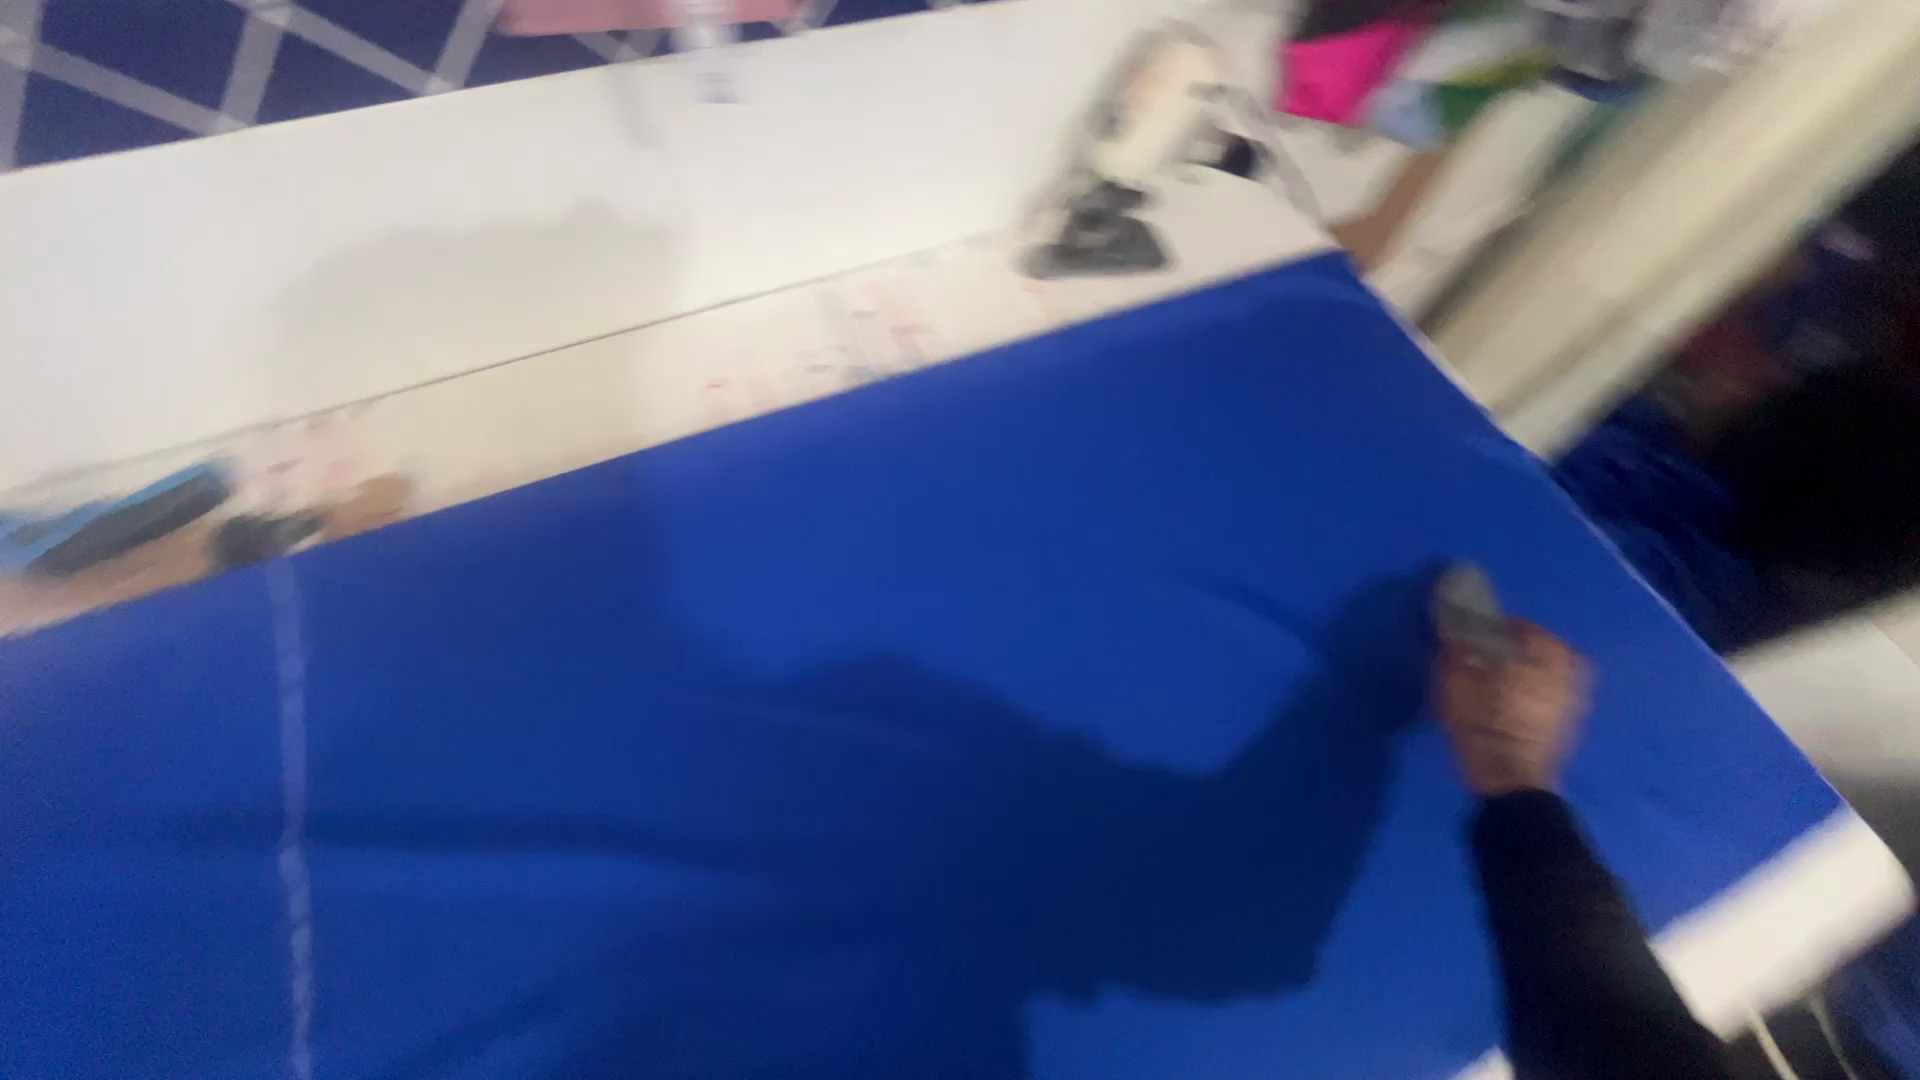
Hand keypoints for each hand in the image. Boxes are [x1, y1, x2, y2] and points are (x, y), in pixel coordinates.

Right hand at [1434, 621, 1588, 797]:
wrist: (1508, 777)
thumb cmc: (1480, 724)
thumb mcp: (1453, 684)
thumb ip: (1453, 655)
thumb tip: (1453, 637)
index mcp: (1538, 660)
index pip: (1528, 629)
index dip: (1507, 624)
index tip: (1487, 627)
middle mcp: (1563, 677)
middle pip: (1556, 650)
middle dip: (1534, 644)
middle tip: (1508, 647)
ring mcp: (1571, 703)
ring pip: (1563, 672)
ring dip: (1544, 665)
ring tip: (1515, 671)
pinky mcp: (1568, 725)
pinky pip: (1561, 693)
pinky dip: (1546, 687)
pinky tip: (1523, 696)